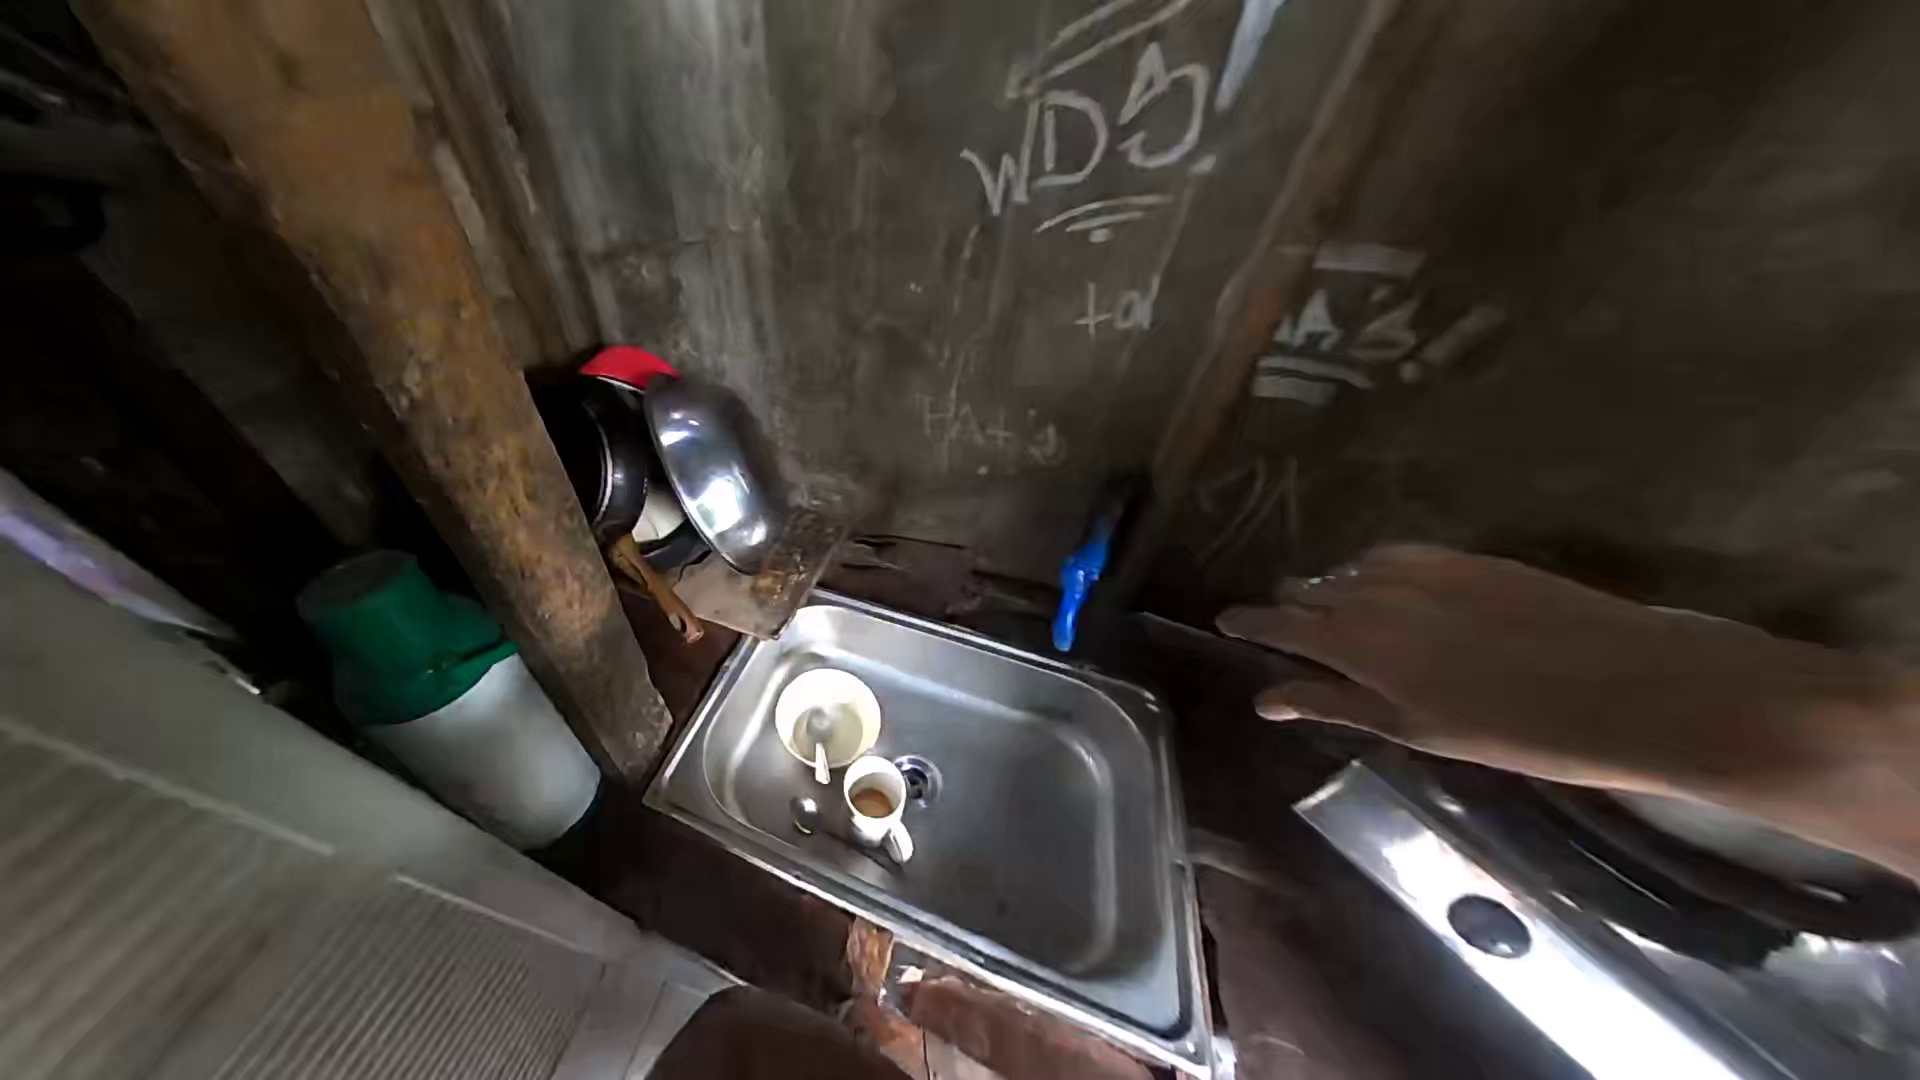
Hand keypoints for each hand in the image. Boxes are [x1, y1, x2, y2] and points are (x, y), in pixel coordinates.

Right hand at [1218, 545, 1919, 868]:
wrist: (1641, 688)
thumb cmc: (1517, 730)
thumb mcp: (1413, 729)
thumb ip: (1331, 704)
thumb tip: (1264, 700)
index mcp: (1353, 642)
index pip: (1275, 622)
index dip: (1245, 622)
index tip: (1224, 622)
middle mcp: (1371, 594)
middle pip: (1304, 591)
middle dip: (1289, 609)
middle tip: (1294, 633)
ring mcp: (1416, 568)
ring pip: (1345, 572)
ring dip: (1333, 592)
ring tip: (1346, 617)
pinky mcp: (1459, 556)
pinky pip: (1391, 557)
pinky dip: (1374, 574)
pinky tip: (1396, 592)